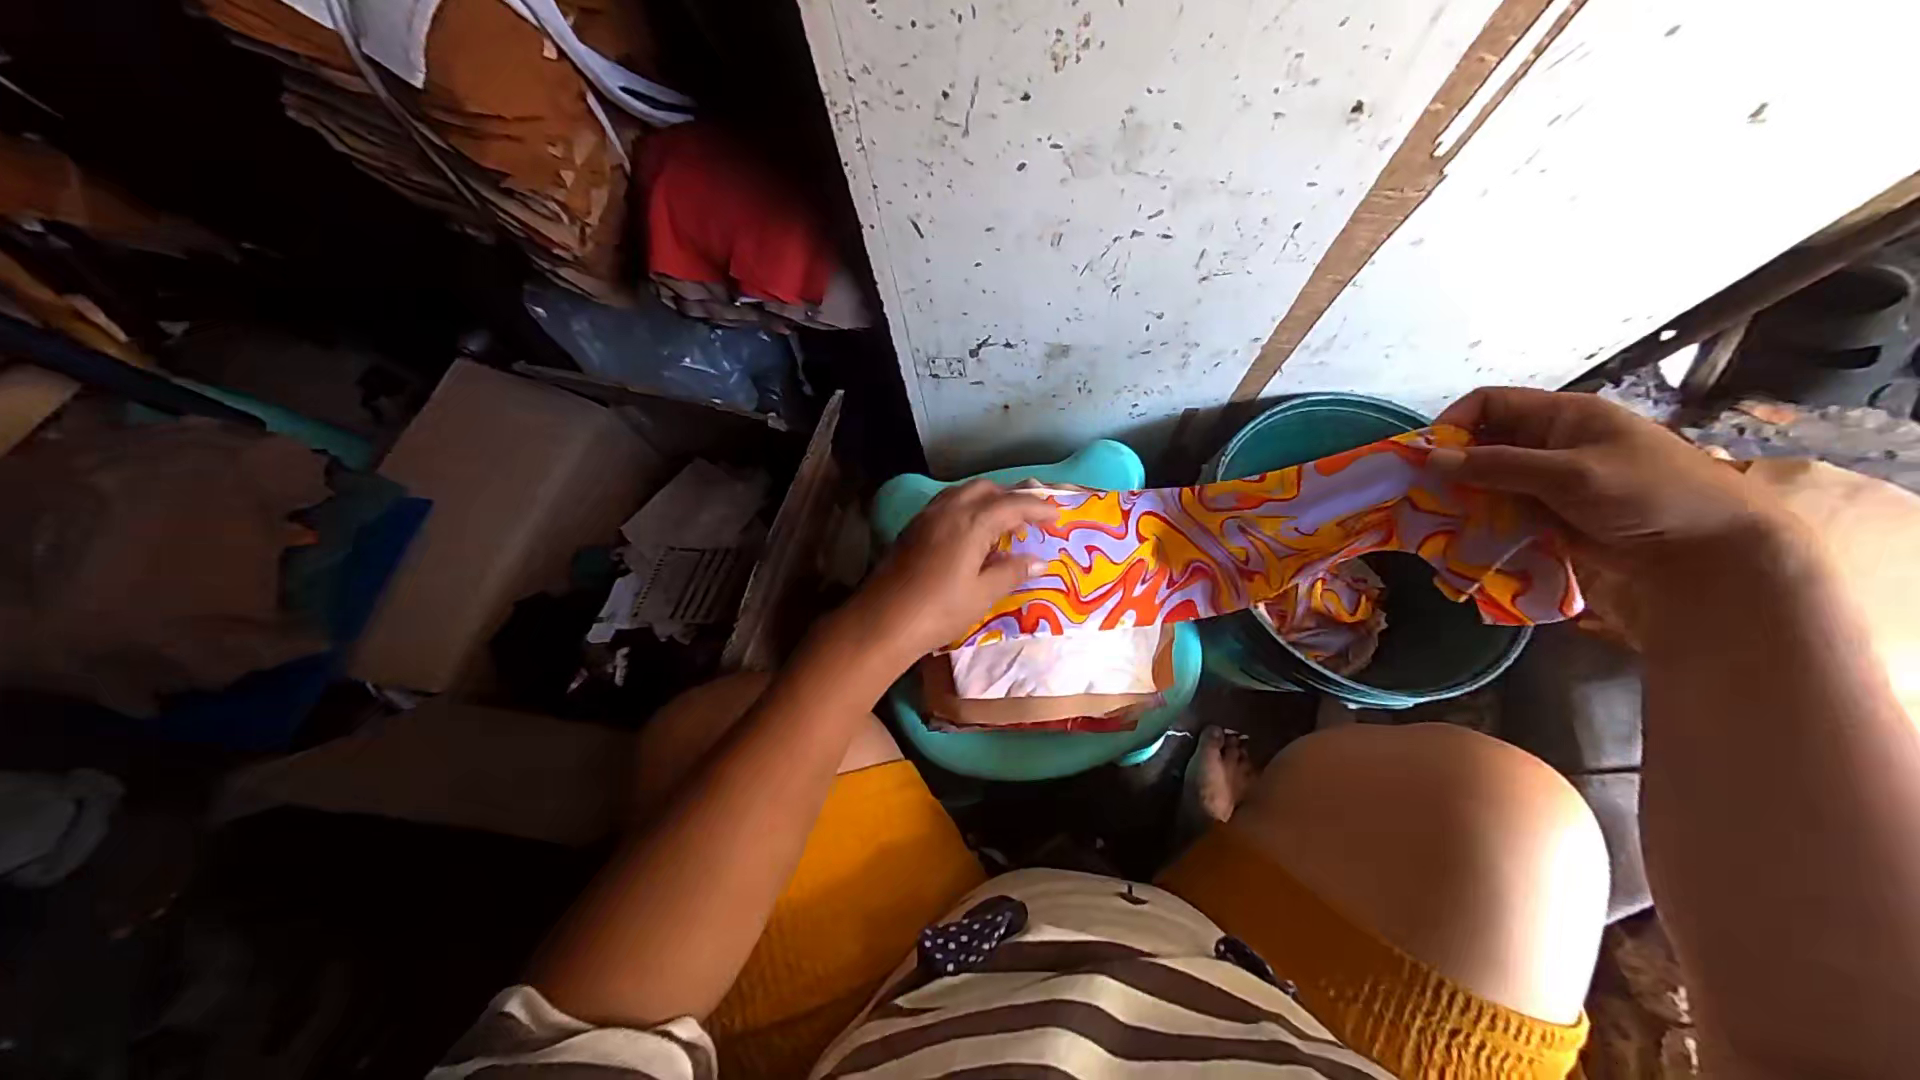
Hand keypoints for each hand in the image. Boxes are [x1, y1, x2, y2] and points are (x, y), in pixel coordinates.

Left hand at [845, 479, 1055, 662]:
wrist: (882, 620)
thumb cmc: (938, 610)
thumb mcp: (982, 594)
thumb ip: (1011, 572)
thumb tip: (1038, 561)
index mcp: (972, 522)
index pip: (1013, 505)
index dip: (1038, 508)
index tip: (1057, 515)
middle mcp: (949, 509)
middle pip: (987, 489)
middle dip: (1012, 497)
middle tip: (1031, 518)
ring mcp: (927, 516)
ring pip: (964, 493)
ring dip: (988, 500)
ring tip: (1003, 522)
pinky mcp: (913, 528)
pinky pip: (947, 504)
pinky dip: (968, 508)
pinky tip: (972, 531)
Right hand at [1429, 387, 1789, 572]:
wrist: (1706, 551)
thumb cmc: (1648, 494)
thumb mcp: (1570, 473)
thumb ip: (1498, 465)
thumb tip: (1430, 458)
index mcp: (1562, 416)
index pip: (1489, 404)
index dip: (1453, 422)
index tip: (1426, 455)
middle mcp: (1549, 443)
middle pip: (1481, 443)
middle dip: (1450, 465)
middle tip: (1422, 491)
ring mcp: (1546, 480)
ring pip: (1485, 480)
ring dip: (1461, 496)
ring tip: (1437, 517)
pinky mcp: (1545, 513)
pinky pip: (1498, 510)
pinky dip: (1478, 519)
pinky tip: (1462, 534)